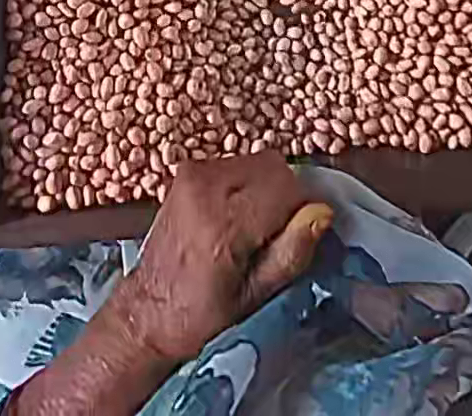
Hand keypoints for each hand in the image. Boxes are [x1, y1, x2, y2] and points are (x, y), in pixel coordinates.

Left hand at [11, 154, 331, 414]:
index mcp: (224, 223)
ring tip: (252, 225)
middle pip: (275, 166)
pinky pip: (236, 162)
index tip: (297, 234)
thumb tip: (322, 211)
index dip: (302, 209)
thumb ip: (292, 251)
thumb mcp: (256, 295)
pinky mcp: (187, 169)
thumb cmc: (203, 310)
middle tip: (274, 232)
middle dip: (286, 195)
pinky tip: (234, 213)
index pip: (287, 187)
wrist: (149, 307)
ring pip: (257, 161)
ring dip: (266, 186)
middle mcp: (207, 187)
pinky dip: (246, 182)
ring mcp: (194, 173)